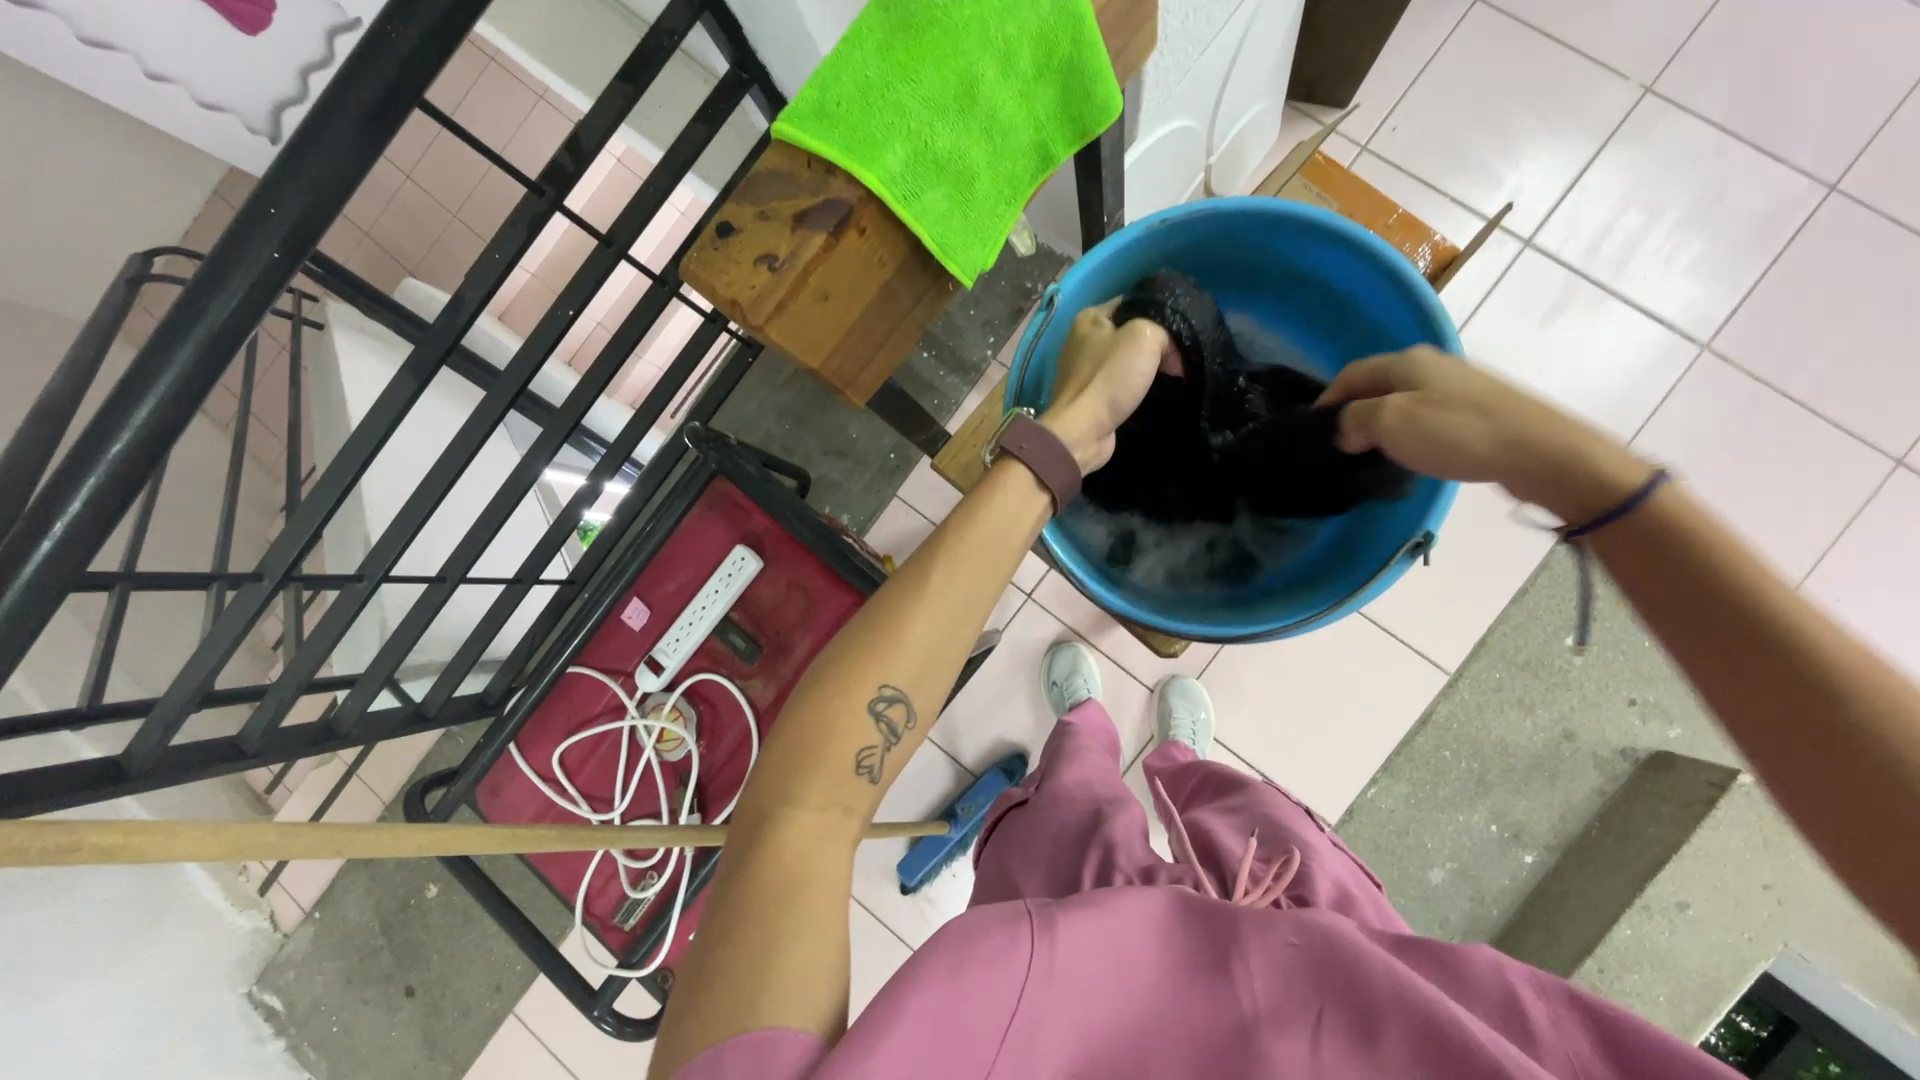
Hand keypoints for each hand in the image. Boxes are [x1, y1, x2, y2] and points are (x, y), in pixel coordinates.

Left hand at [1039, 301, 1172, 472]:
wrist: (1082, 431)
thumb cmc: (1109, 378)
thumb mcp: (1145, 336)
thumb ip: (1165, 330)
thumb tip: (1173, 351)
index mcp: (1091, 317)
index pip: (1134, 302)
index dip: (1162, 313)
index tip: (1184, 330)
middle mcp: (1084, 339)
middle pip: (1132, 332)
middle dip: (1159, 344)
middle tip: (1182, 357)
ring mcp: (1084, 369)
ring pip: (1128, 360)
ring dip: (1149, 368)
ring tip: (1175, 375)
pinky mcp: (1090, 395)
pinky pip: (1121, 383)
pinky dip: (1137, 387)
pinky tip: (1155, 392)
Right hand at [1318, 346, 1654, 522]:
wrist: (1538, 451)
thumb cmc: (1457, 433)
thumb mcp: (1390, 423)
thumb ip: (1353, 421)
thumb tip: (1341, 429)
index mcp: (1406, 360)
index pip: (1349, 374)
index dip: (1326, 402)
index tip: (1312, 432)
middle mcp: (1430, 364)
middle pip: (1376, 385)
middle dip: (1352, 412)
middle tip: (1337, 446)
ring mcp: (1456, 386)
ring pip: (1401, 401)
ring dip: (1380, 424)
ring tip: (1369, 454)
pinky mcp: (1476, 410)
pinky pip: (1426, 416)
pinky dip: (1408, 432)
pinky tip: (1410, 454)